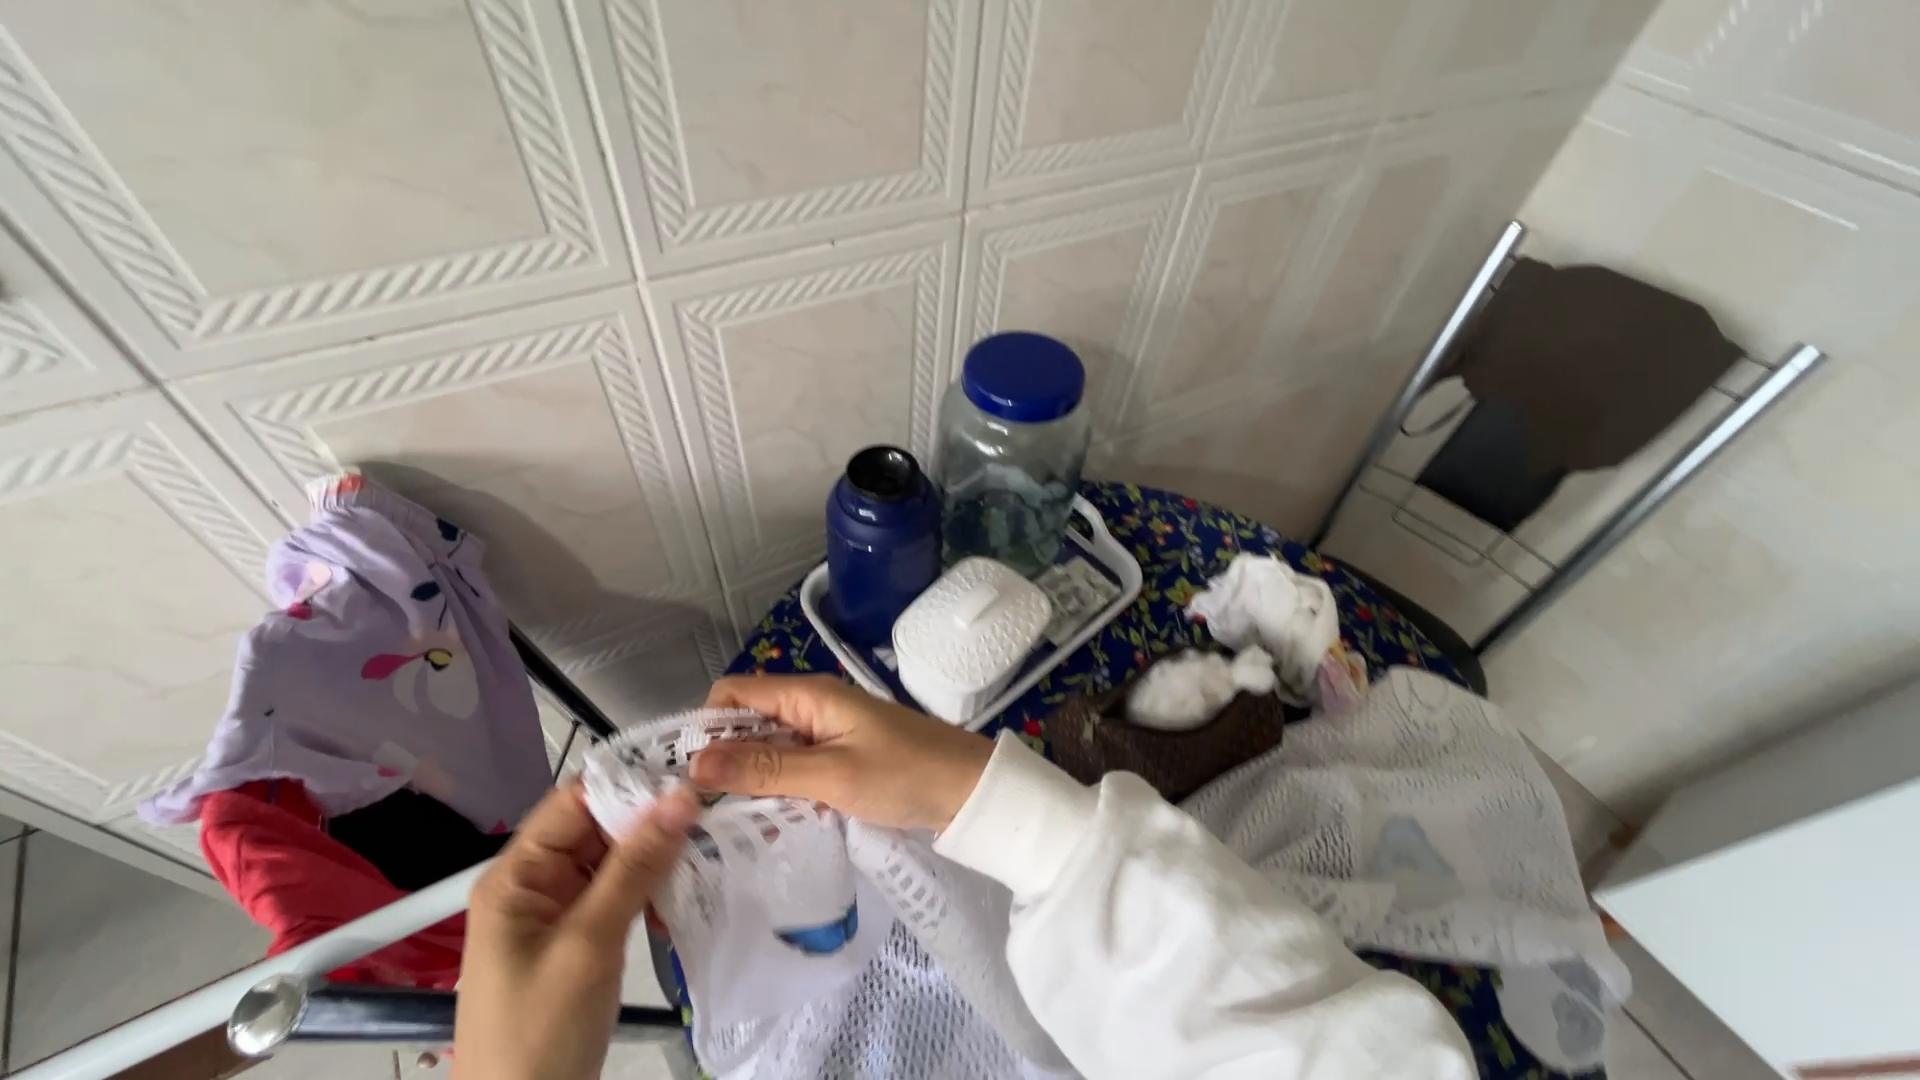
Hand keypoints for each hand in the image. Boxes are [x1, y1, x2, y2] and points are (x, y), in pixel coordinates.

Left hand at [452, 783, 697, 1079]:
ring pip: (618, 859)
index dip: (629, 782)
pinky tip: (692, 884)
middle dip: (653, 817)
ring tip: (715, 836)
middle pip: (599, 828)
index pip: (575, 803)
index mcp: (518, 875)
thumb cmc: (540, 1031)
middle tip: (716, 803)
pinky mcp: (584, 939)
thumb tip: (681, 796)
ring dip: (660, 853)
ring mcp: (561, 913)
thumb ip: (635, 867)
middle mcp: (538, 883)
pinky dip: (655, 888)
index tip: (690, 770)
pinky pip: (623, 893)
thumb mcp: (589, 943)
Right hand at [690, 675, 994, 831]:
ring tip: (733, 823)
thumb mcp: (832, 776)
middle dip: (724, 759)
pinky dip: (780, 789)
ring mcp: (826, 732)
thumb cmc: (905, 775)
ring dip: (751, 780)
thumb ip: (766, 769)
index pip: (734, 693)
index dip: (706, 726)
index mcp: (808, 696)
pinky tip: (774, 822)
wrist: (970, 789)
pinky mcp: (839, 756)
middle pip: (748, 722)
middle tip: (706, 811)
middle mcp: (812, 707)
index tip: (692, 776)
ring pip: (769, 749)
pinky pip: (794, 767)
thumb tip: (695, 762)